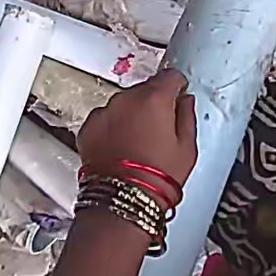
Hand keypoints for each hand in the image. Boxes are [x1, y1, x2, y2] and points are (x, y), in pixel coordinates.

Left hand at [78, 68, 197, 196]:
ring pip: (123, 104)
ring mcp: (104, 112)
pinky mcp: (88, 127)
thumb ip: (187, 116)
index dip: (177, 86)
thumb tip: (185, 102)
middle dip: (152, 104)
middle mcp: (126, 99)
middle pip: (144, 90)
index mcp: (154, 99)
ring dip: (130, 116)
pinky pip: (105, 120)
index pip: (170, 76)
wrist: (122, 199)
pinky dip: (111, 128)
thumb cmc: (158, 177)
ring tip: (138, 143)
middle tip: (159, 130)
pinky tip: (120, 149)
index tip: (178, 96)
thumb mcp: (187, 148)